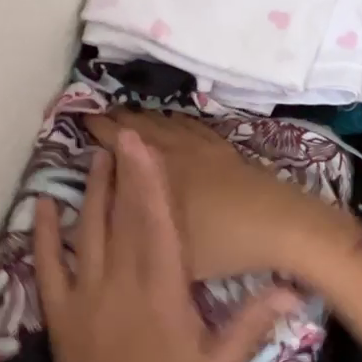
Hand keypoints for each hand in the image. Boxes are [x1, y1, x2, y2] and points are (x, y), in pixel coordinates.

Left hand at [34, 129, 298, 361]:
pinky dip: (42, 234)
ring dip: (89, 192)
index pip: (157, 223)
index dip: (149, 179)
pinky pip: (47, 268)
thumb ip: (252, 323)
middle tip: (118, 132)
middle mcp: (119, 285)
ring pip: (86, 232)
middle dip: (120, 171)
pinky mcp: (59, 318)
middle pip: (120, 217)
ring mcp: (84, 299)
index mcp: (161, 293)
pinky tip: (41, 205)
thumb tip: (293, 288)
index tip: (142, 142)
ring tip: (94, 157)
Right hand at [85, 109, 355, 280]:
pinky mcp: (227, 151)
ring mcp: (205, 147)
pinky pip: (193, 126)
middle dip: (118, 120)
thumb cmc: (222, 243)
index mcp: (159, 170)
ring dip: (146, 118)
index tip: (81, 119)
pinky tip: (176, 124)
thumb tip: (110, 216)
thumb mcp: (169, 246)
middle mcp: (178, 150)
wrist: (281, 225)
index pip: (122, 142)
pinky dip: (176, 122)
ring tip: (130, 116)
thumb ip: (137, 227)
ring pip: (167, 123)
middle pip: (143, 127)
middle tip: (99, 114)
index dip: (101, 130)